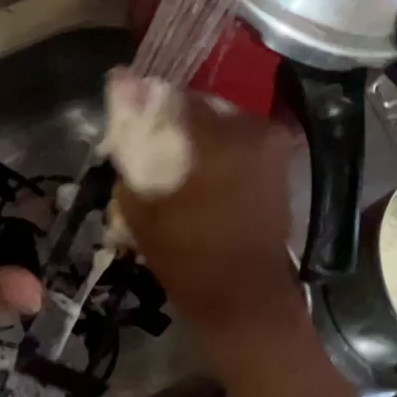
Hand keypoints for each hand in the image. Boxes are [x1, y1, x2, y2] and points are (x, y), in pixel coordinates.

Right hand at [104, 70, 305, 335]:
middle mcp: (250, 128)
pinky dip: (213, 153)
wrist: (245, 299)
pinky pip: (236, 144)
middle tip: (141, 139)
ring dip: (191, 136)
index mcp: (215, 136)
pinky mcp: (278, 165)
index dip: (138, 98)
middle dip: (167, 119)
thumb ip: (130, 155)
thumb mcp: (143, 211)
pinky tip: (193, 175)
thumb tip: (119, 117)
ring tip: (166, 159)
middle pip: (197, 106)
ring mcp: (271, 145)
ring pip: (218, 124)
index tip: (117, 98)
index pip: (168, 97)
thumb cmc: (188, 260)